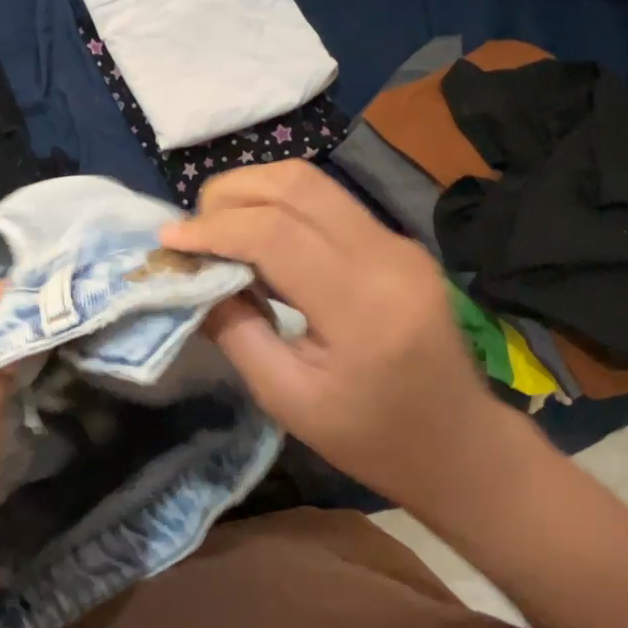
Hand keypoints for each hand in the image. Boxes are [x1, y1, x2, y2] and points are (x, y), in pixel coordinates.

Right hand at [160, 161, 499, 500]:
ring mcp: (398, 242)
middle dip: (229, 195)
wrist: (460, 445)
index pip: (273, 233)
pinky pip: (328, 202)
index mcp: (361, 305)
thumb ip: (234, 330)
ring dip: (253, 192)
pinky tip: (258, 241)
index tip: (167, 242)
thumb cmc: (369, 437)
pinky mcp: (398, 242)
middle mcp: (386, 256)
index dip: (212, 229)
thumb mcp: (285, 398)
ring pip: (311, 182)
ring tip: (218, 229)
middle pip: (294, 185)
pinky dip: (279, 207)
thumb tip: (191, 276)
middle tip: (193, 231)